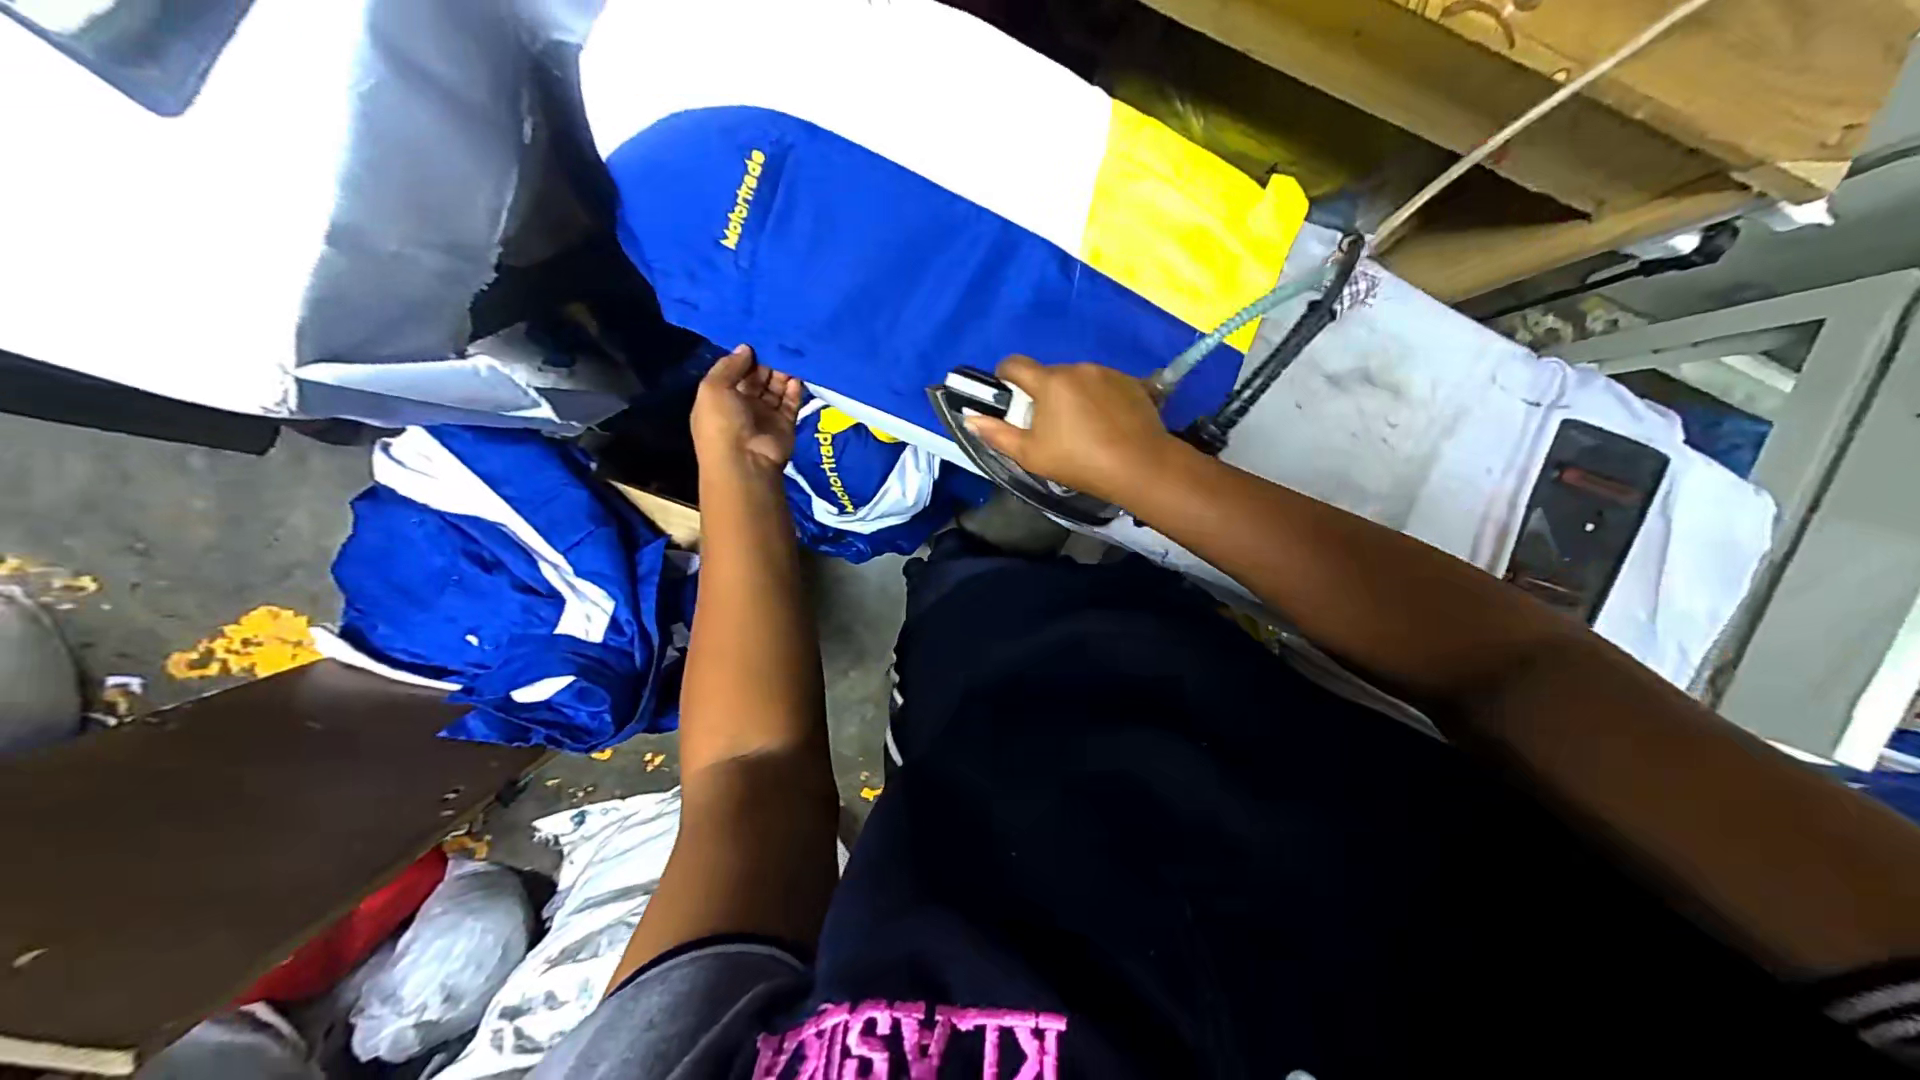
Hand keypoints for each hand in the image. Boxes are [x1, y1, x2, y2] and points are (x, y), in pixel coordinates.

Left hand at [692, 345, 803, 479]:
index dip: (744, 356)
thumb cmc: (722, 423)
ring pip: (776, 388)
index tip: (757, 338)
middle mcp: (743, 405)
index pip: (734, 372)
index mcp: (721, 398)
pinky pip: (792, 401)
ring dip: (782, 372)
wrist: (745, 461)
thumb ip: (729, 365)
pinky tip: (799, 373)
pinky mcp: (786, 423)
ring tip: (791, 353)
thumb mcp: (713, 388)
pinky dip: (795, 387)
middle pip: (757, 378)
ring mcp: (766, 415)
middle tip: (778, 342)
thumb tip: (745, 348)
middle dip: (766, 361)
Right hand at [964, 355, 1183, 503]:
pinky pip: (1104, 384)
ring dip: (1073, 395)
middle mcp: (1077, 368)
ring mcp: (1107, 372)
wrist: (1139, 465)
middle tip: (1048, 426)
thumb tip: (970, 419)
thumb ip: (997, 434)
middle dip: (1043, 393)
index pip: (1015, 364)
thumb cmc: (1078, 461)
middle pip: (1048, 374)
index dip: (1004, 375)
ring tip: (1082, 427)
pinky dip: (1099, 398)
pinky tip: (1106, 424)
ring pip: (1078, 378)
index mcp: (1049, 382)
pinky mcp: (1131, 381)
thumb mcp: (1030, 455)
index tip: (1006, 394)